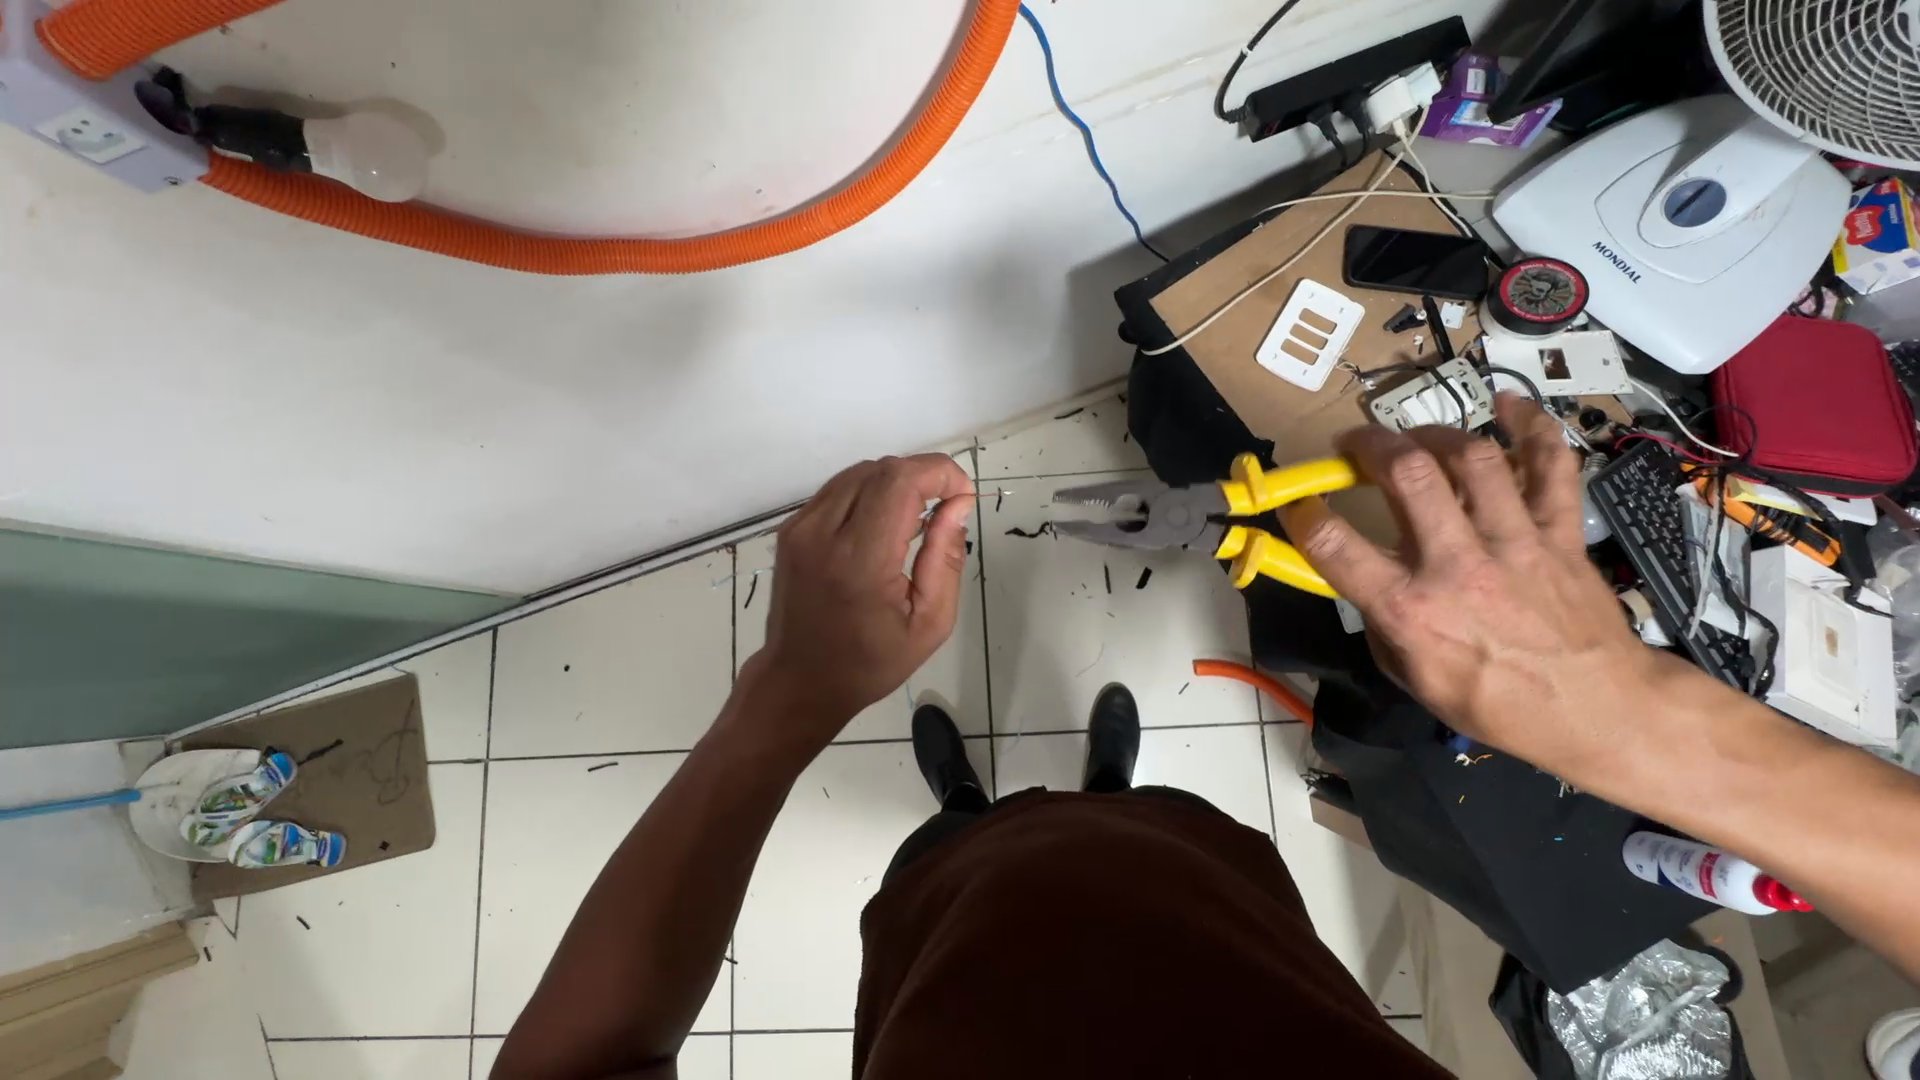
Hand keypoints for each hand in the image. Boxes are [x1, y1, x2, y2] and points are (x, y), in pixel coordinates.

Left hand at [738, 454, 973, 754]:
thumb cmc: (870, 662)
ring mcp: (801, 527)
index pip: (900, 482)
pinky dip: (870, 494)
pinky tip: (883, 527)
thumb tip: (958, 505)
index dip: (940, 474)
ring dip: (896, 482)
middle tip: (945, 509)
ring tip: (916, 520)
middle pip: (881, 469)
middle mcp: (823, 533)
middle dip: (923, 476)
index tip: (962, 497)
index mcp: (859, 561)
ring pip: (859, 472)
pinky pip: (838, 489)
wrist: (800, 680)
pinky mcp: (791, 529)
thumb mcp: (929, 624)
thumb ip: (946, 559)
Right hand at [1281, 395, 1682, 774]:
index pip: (1334, 545)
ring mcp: (1514, 542)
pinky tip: (1509, 405)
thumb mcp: (1410, 676)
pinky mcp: (1559, 534)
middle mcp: (1457, 564)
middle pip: (1409, 474)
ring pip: (1473, 459)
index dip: (1302, 514)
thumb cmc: (1494, 703)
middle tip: (1353, 445)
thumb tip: (1367, 583)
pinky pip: (1551, 467)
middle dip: (1369, 445)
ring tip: (1414, 438)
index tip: (1294, 504)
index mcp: (1409, 609)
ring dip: (1433, 434)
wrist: (1600, 712)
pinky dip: (1531, 429)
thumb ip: (1381, 622)